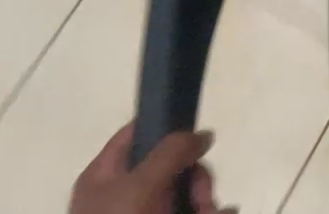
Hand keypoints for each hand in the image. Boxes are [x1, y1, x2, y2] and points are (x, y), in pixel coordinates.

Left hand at [70, 123, 233, 213]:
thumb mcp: (142, 185)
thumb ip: (173, 151)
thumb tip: (203, 136)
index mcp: (104, 175)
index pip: (138, 131)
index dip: (169, 124)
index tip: (196, 138)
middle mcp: (121, 194)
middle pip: (170, 164)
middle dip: (196, 178)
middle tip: (204, 198)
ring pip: (182, 193)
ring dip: (205, 201)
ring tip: (214, 213)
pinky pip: (187, 211)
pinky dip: (208, 213)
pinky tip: (224, 213)